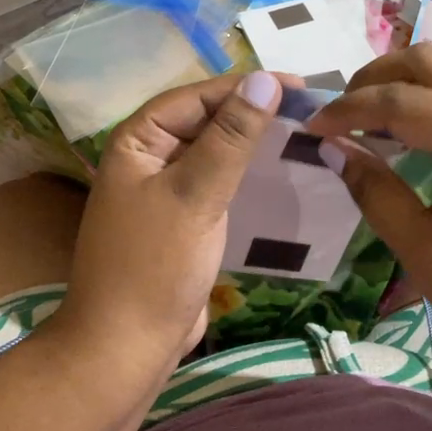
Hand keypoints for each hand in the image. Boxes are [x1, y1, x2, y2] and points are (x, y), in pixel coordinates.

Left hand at [55, 71, 284, 364]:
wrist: (124, 350)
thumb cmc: (153, 266)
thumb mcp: (195, 195)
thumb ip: (231, 137)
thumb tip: (265, 80)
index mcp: (137, 140)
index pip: (198, 96)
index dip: (246, 86)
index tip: (300, 86)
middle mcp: (147, 156)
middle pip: (205, 119)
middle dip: (251, 110)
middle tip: (308, 109)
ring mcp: (164, 189)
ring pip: (213, 150)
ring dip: (250, 140)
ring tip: (300, 131)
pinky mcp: (181, 219)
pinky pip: (216, 181)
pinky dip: (244, 172)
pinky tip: (276, 171)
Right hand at [305, 45, 431, 348]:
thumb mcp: (428, 255)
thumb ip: (377, 194)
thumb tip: (334, 148)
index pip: (402, 100)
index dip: (350, 108)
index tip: (311, 128)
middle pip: (426, 60)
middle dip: (372, 78)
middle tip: (338, 115)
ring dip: (398, 83)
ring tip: (362, 121)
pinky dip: (422, 97)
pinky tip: (402, 133)